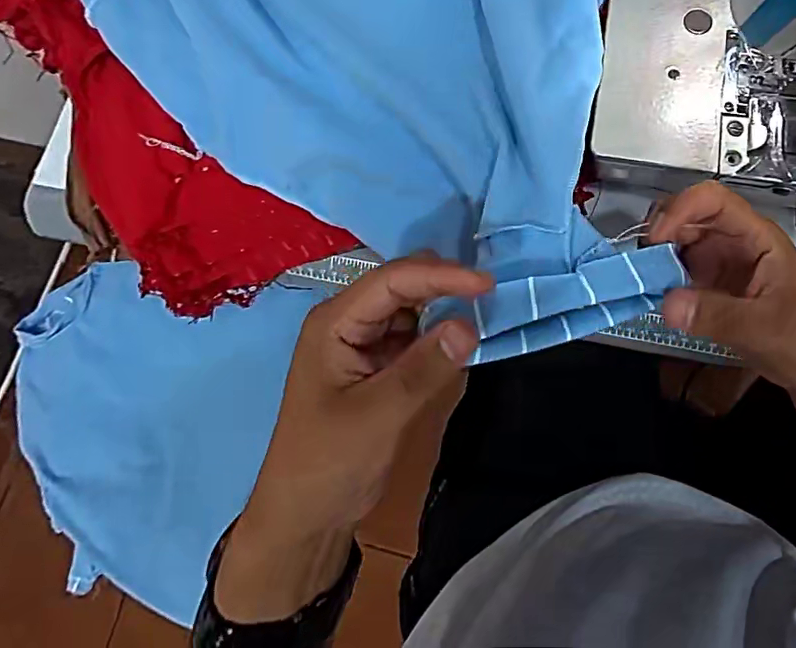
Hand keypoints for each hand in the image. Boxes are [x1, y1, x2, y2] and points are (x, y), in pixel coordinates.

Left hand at [213, 253, 486, 620]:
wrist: (306, 519)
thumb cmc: (329, 464)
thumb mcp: (378, 416)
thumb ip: (424, 368)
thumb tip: (469, 325)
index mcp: (335, 321)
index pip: (393, 280)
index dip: (441, 276)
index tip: (486, 284)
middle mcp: (349, 320)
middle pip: (403, 284)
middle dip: (445, 283)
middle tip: (490, 294)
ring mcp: (364, 340)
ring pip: (413, 305)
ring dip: (445, 304)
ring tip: (485, 307)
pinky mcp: (379, 361)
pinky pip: (416, 332)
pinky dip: (440, 330)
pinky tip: (463, 334)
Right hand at [648, 182, 795, 391]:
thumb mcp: (766, 328)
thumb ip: (717, 316)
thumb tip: (670, 303)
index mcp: (757, 237)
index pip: (713, 200)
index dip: (682, 210)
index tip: (659, 239)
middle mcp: (736, 242)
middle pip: (689, 214)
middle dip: (662, 231)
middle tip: (644, 261)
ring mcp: (723, 262)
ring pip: (679, 241)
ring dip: (659, 255)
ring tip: (647, 279)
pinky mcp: (712, 285)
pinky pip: (679, 269)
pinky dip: (662, 277)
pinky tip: (656, 294)